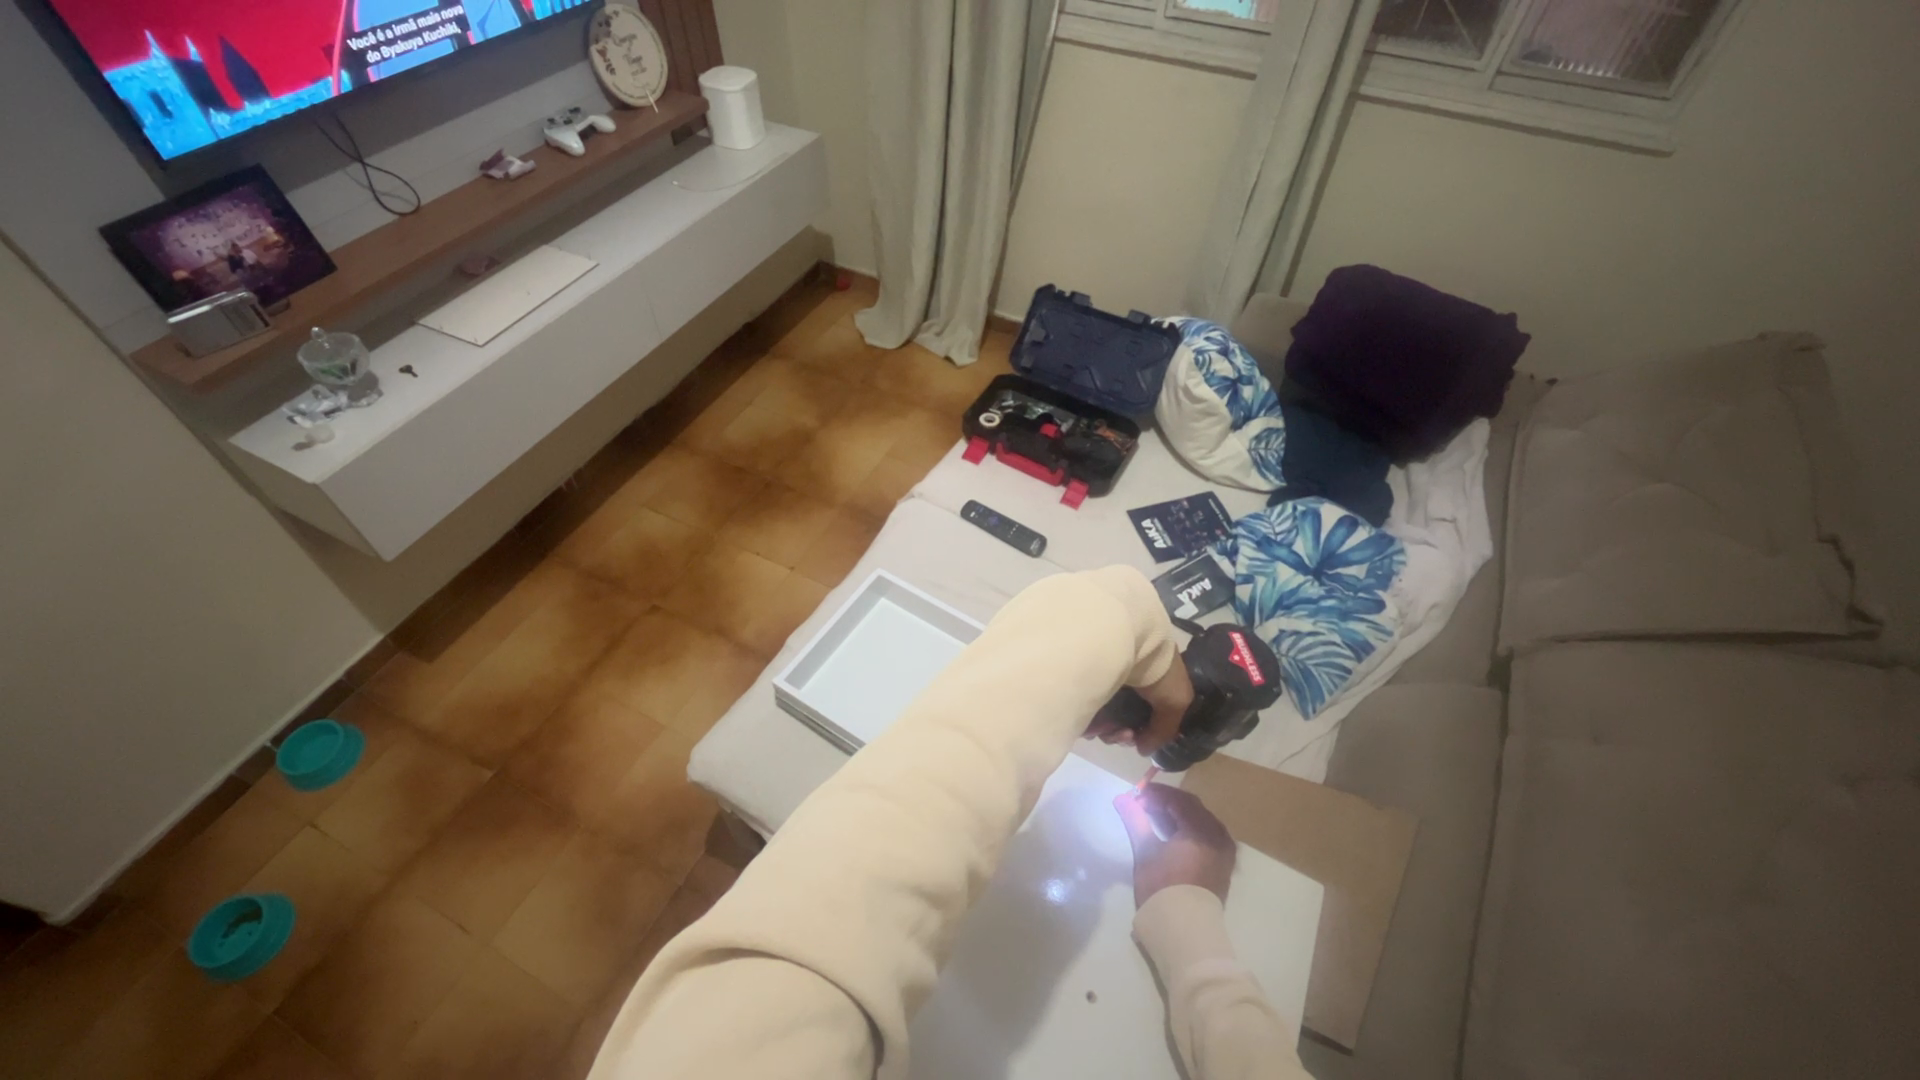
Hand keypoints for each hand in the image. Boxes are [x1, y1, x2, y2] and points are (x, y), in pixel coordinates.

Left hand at [1085, 655, 1193, 756]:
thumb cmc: (1157, 668)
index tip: (1138, 738)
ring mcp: (1102, 679)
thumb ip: (1164, 730)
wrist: (1125, 639)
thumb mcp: (1176, 700)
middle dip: (1123, 734)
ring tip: (1110, 731)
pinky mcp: (1083, 681)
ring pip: (1102, 716)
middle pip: (1122, 718)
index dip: (1143, 731)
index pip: (1144, 713)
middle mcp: (1125, 678)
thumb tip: (1144, 750)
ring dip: (1108, 731)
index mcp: (1148, 679)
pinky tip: (1094, 726)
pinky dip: (1089, 722)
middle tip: (1124, 735)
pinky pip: (1084, 708)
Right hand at [1114, 783, 1235, 907]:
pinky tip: (1173, 836)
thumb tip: (1121, 798)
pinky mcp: (1223, 866)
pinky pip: (1207, 837)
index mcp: (1202, 829)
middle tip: (1143, 805)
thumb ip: (1135, 820)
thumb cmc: (1163, 887)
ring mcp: (1224, 852)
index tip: (1135, 797)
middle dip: (1167, 803)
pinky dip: (1190, 831)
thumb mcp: (1145, 851)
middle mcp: (1219, 836)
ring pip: (1201, 822)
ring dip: (1178, 816)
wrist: (1185, 930)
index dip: (1155, 794)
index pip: (1178, 800)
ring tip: (1155, 819)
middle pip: (1192, 808)